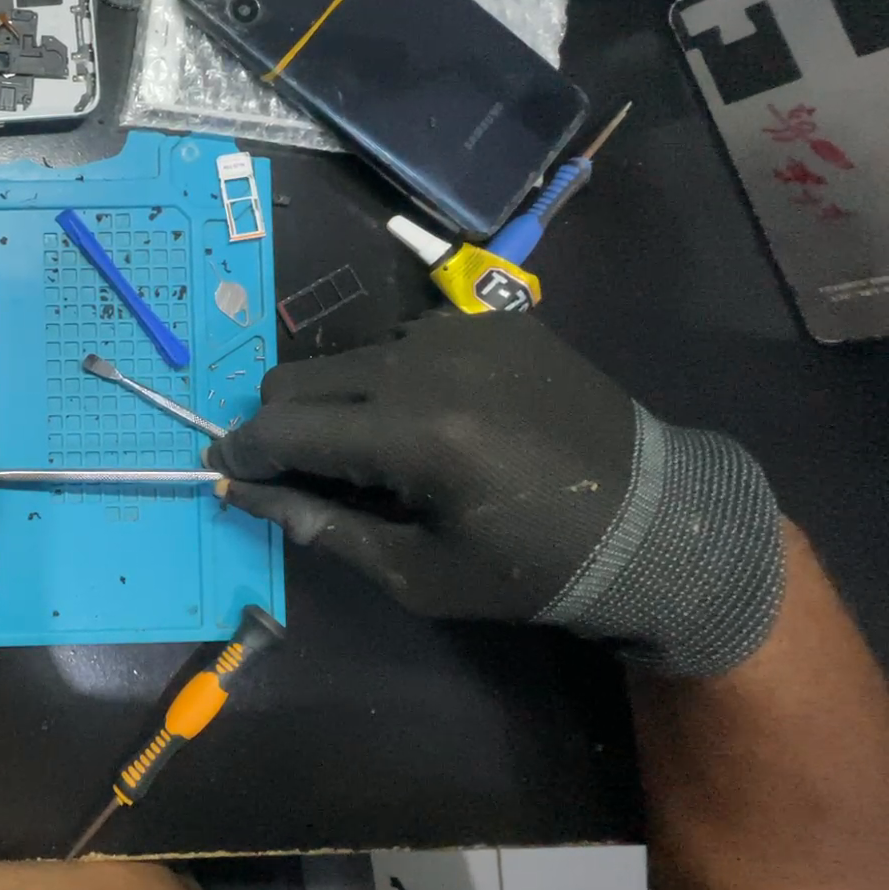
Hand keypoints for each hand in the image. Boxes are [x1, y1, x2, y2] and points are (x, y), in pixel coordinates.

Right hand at [210, 313, 783, 676]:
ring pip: (336, 357)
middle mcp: (426, 364)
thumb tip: (240, 490)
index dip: (241, 450)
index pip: (282, 428)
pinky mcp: (484, 317)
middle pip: (292, 378)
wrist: (664, 524)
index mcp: (414, 436)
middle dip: (276, 424)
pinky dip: (384, 378)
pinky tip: (429, 413)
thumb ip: (318, 524)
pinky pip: (392, 341)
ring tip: (375, 444)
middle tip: (300, 464)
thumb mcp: (416, 572)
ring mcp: (456, 330)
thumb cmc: (532, 568)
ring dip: (330, 401)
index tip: (224, 467)